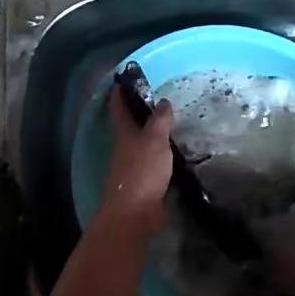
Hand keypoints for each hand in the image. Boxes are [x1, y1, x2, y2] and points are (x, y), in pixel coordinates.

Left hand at [100, 88, 174, 230]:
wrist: (135, 213)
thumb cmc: (142, 171)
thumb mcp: (154, 140)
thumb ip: (160, 121)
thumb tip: (164, 102)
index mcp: (124, 136)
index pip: (119, 110)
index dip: (119, 96)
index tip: (121, 82)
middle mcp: (125, 150)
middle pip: (130, 129)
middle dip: (139, 116)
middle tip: (158, 104)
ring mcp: (133, 168)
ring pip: (142, 147)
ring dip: (153, 138)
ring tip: (172, 128)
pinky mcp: (144, 184)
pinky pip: (153, 165)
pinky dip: (162, 157)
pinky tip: (175, 156)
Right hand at [254, 201, 294, 295]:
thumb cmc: (289, 279)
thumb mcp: (267, 278)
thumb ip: (255, 269)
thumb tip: (246, 265)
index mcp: (263, 229)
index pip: (250, 220)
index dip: (251, 226)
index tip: (252, 233)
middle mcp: (280, 216)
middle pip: (272, 212)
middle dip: (273, 222)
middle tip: (276, 236)